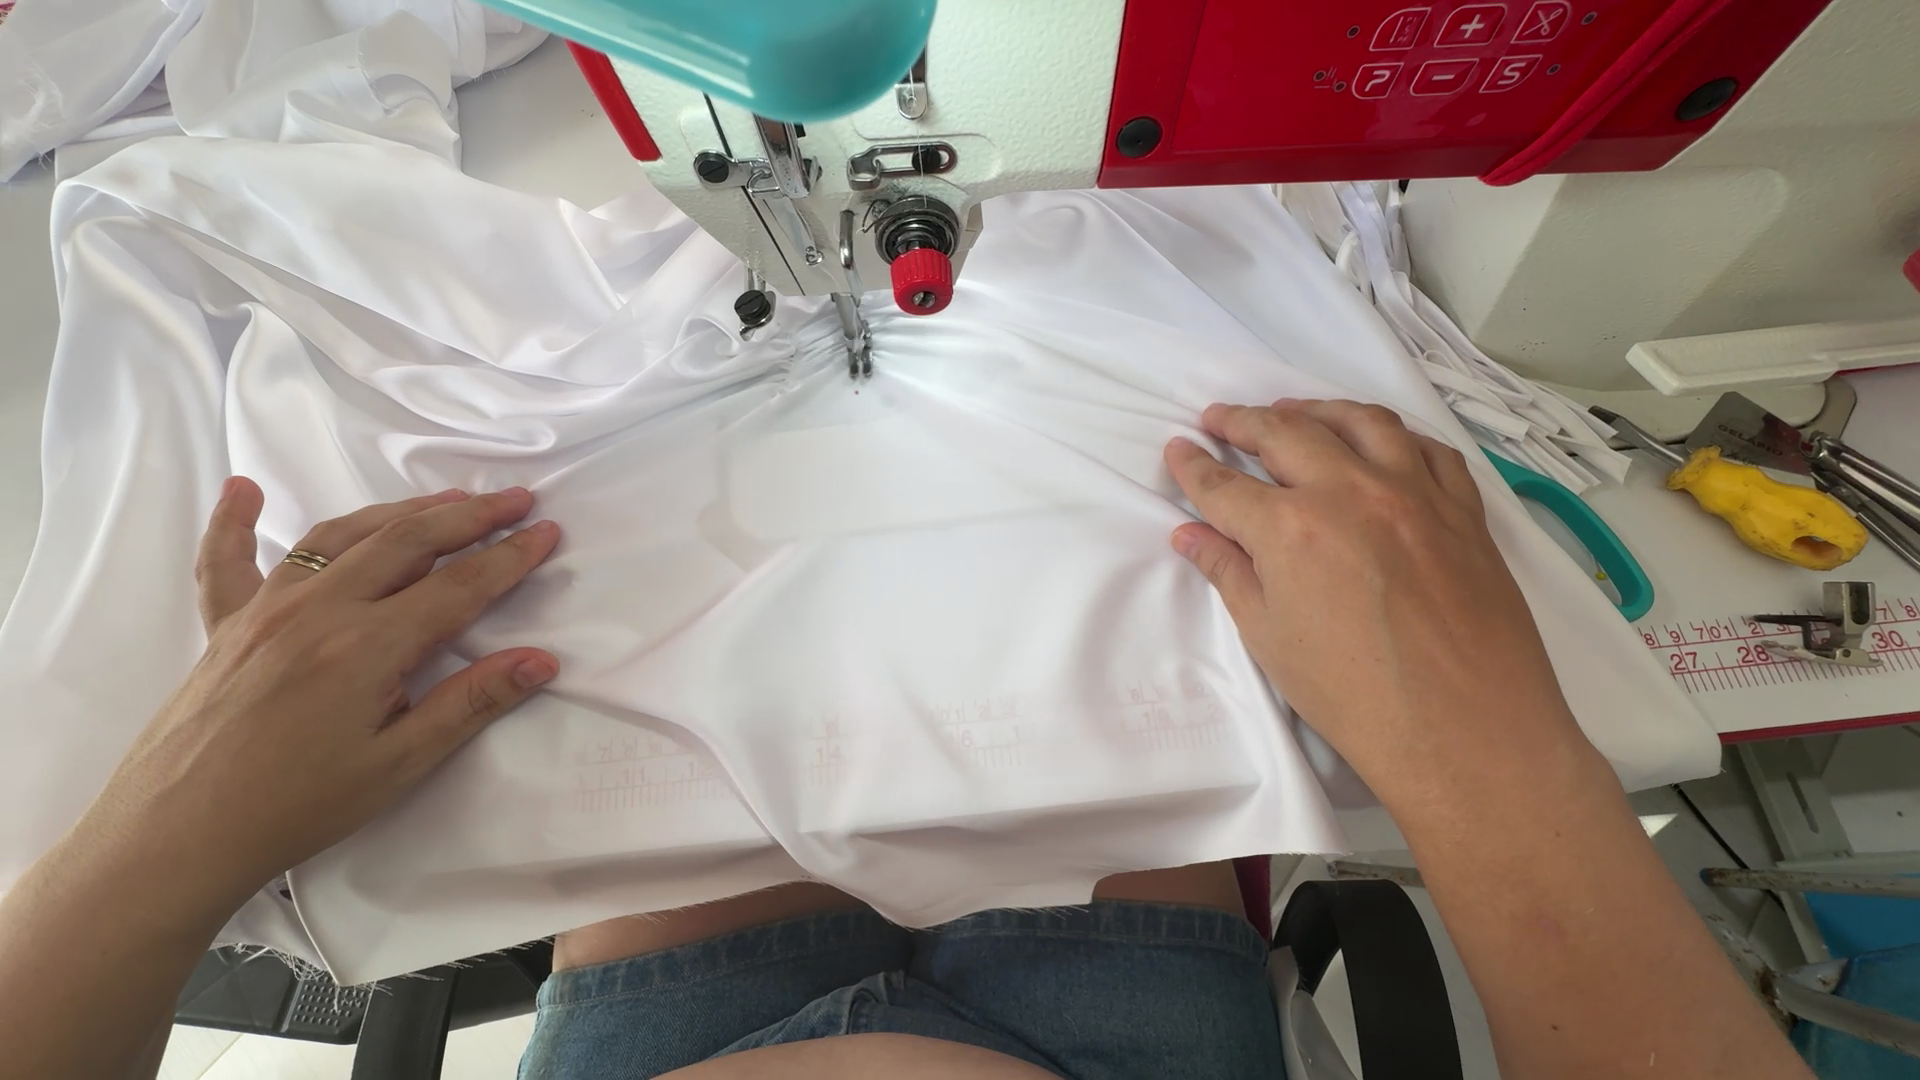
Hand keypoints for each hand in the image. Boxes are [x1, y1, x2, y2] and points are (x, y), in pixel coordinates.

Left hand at [81, 479, 560, 908]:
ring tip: (446, 499)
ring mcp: (263, 612)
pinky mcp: (225, 626)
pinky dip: (234, 522)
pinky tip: (244, 490)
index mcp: (364, 646)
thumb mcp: (401, 762)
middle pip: (407, 543)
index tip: (547, 531)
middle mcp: (316, 611)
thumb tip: (541, 660)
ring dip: (400, 511)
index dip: (510, 556)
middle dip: (470, 516)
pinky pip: (228, 563)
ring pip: (340, 538)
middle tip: (516, 499)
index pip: (459, 586)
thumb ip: (473, 702)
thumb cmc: (298, 805)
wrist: (171, 842)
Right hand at [1164, 400, 1584, 805]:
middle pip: (1284, 434)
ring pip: (1358, 421)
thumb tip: (1189, 534)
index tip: (1177, 449)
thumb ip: (1227, 571)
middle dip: (1241, 421)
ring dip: (1314, 408)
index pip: (1224, 485)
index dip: (1192, 466)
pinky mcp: (1461, 508)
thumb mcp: (1268, 635)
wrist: (1465, 731)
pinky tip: (1376, 440)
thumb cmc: (1350, 693)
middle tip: (1218, 418)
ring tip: (1290, 410)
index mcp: (1290, 527)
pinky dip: (1391, 433)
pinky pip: (1426, 448)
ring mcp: (1414, 493)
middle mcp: (1350, 492)